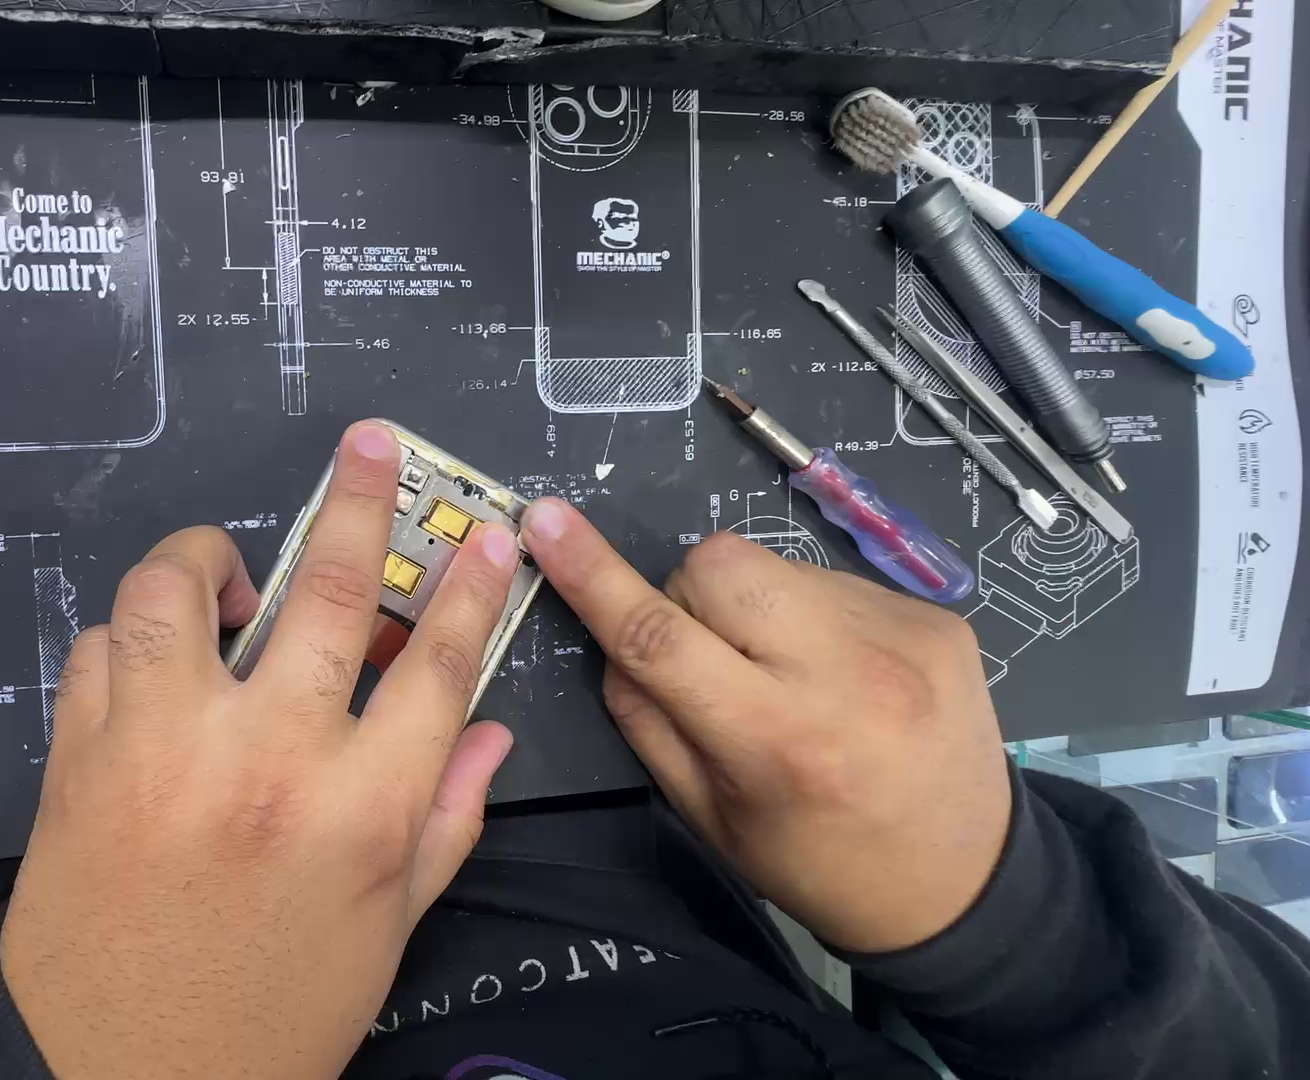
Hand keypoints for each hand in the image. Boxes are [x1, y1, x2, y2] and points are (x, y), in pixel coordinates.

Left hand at [0, 421, 520, 1078]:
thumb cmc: (270, 1015)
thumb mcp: (383, 931)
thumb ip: (446, 818)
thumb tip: (489, 731)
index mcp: (358, 812)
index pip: (439, 666)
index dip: (470, 589)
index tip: (484, 535)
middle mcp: (265, 758)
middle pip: (326, 594)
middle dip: (359, 504)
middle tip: (368, 444)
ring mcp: (160, 747)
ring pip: (171, 594)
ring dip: (202, 561)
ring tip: (225, 582)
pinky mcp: (78, 756)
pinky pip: (98, 650)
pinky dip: (129, 642)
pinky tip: (154, 672)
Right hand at [520, 498, 1010, 953]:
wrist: (968, 887)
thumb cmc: (809, 858)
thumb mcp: (701, 810)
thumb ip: (642, 714)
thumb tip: (612, 633)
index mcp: (776, 740)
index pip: (658, 638)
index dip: (592, 576)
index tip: (544, 521)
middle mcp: (848, 673)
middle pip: (714, 565)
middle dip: (683, 596)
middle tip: (706, 655)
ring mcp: (903, 633)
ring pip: (763, 562)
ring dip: (745, 604)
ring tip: (782, 667)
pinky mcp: (937, 613)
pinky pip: (818, 576)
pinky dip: (798, 611)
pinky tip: (831, 666)